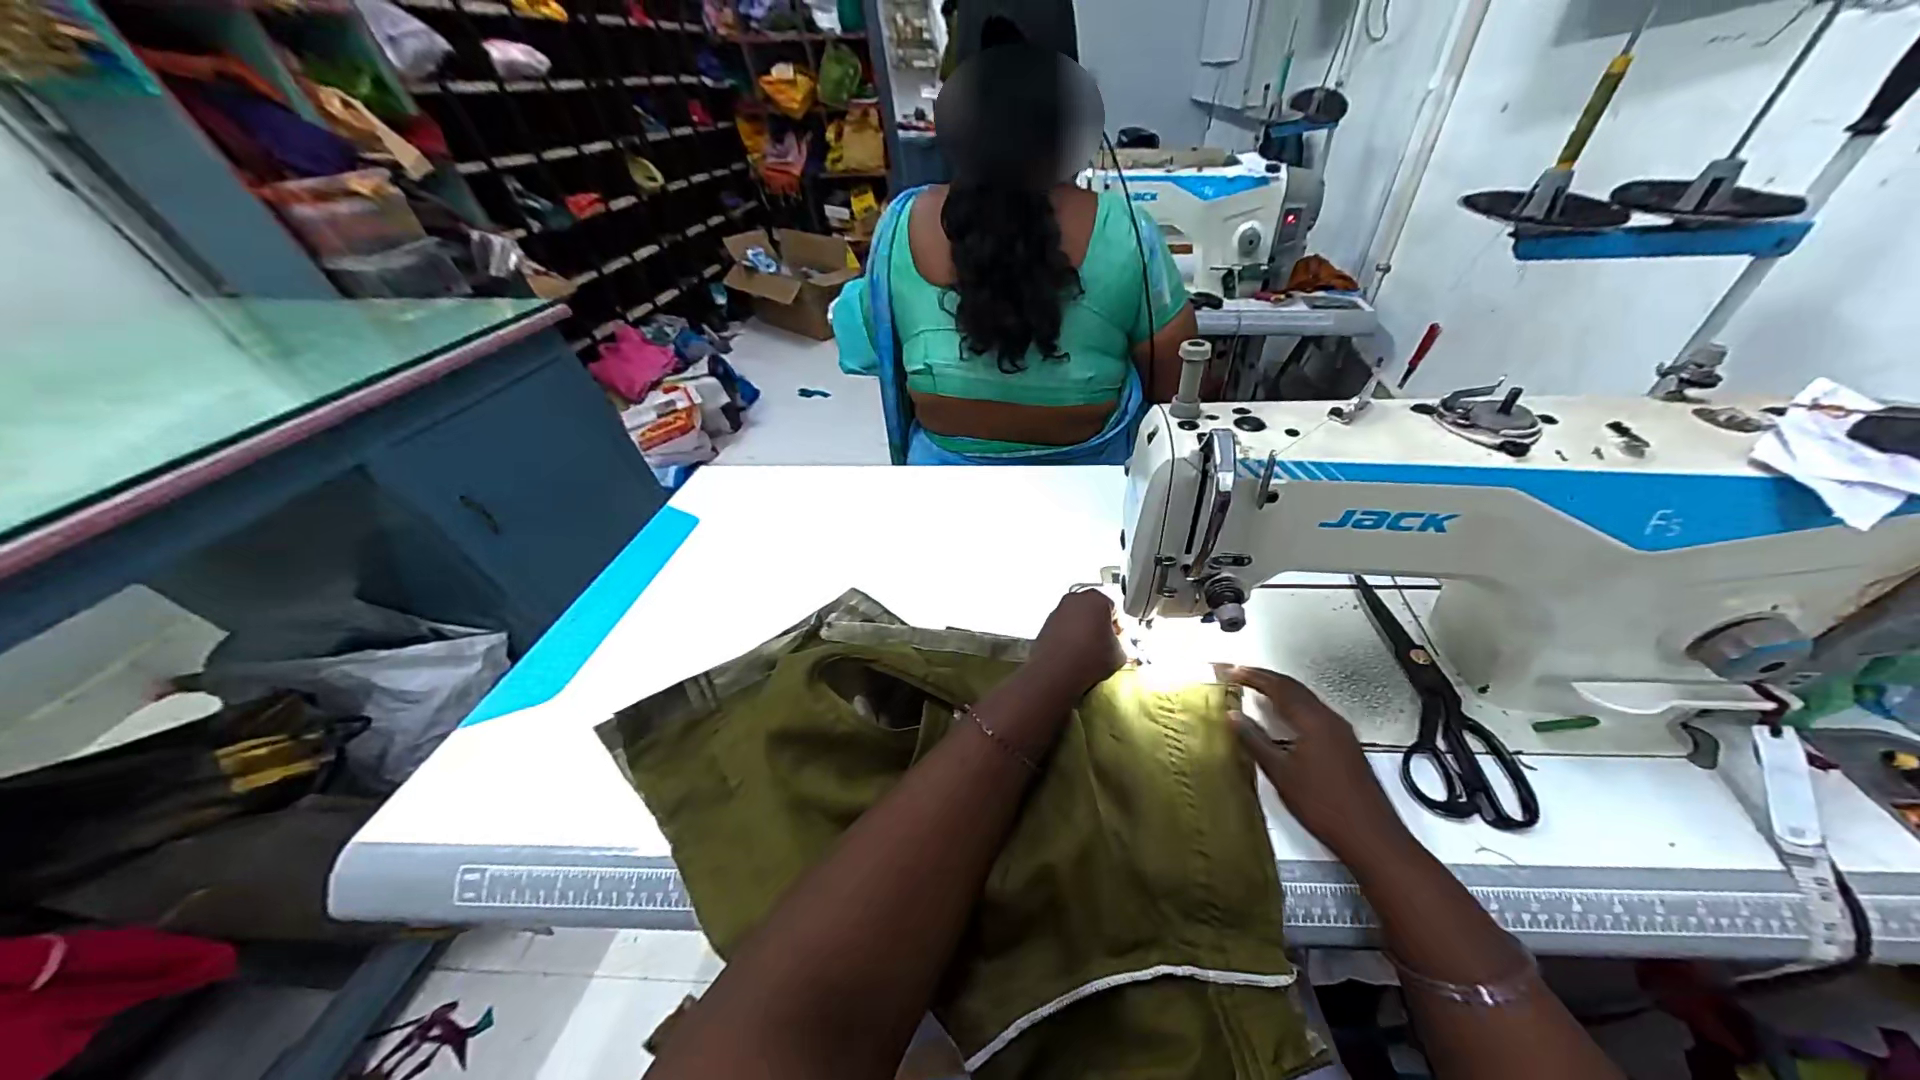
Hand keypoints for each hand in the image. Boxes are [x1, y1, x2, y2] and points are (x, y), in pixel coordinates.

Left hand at [1027, 589, 1125, 697]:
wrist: (1056, 672)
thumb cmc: (1092, 657)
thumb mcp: (1119, 654)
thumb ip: (1121, 643)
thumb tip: (1115, 645)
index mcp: (1096, 599)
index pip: (1114, 609)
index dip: (1118, 626)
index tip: (1117, 640)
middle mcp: (1074, 599)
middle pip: (1093, 610)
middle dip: (1099, 625)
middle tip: (1103, 644)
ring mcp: (1057, 610)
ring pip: (1076, 618)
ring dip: (1083, 630)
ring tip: (1087, 651)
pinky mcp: (1045, 624)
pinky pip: (1063, 627)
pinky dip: (1068, 636)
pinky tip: (1072, 653)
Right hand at [1225, 667, 1414, 866]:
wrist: (1370, 836)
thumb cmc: (1323, 806)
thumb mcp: (1280, 773)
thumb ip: (1254, 740)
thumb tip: (1233, 716)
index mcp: (1313, 721)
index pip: (1279, 687)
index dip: (1253, 676)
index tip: (1232, 671)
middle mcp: (1331, 720)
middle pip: (1295, 688)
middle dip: (1266, 678)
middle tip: (1240, 673)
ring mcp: (1342, 732)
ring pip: (1306, 699)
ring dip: (1280, 690)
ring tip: (1257, 689)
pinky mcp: (1346, 745)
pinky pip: (1315, 712)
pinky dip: (1294, 705)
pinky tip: (1284, 716)